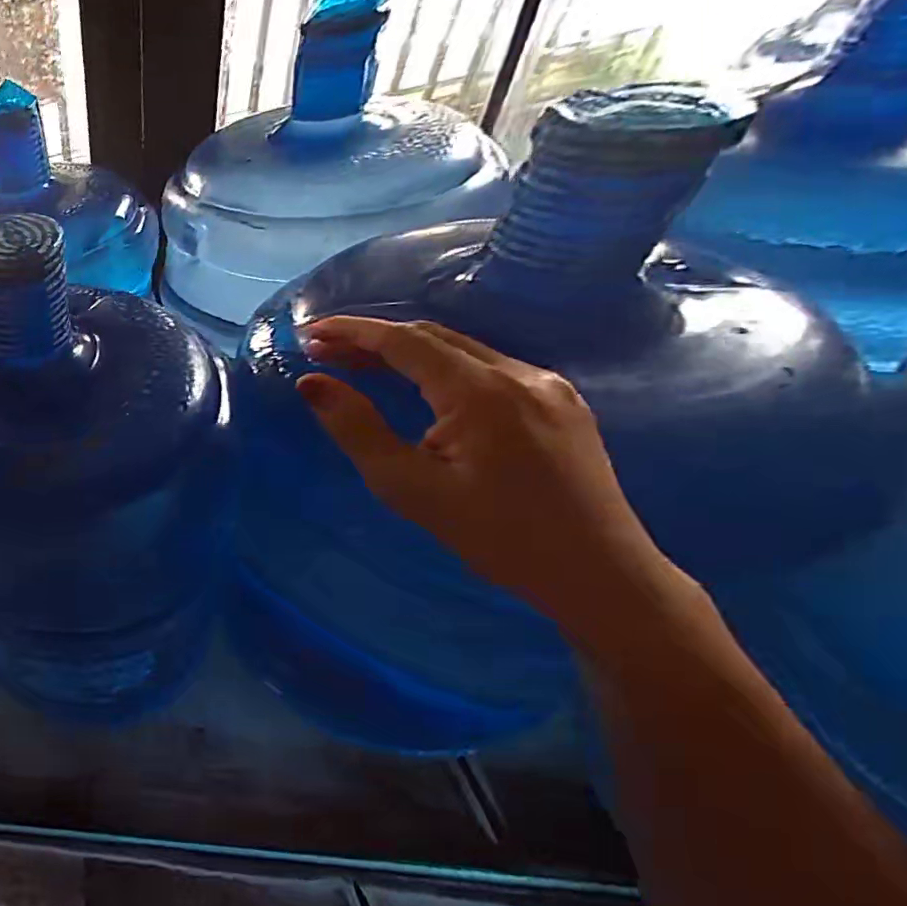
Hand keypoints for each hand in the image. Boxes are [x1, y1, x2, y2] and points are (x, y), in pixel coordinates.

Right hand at [294, 316, 672, 635]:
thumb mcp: (408, 487)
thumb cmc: (494, 536)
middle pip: (432, 337)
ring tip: (358, 365)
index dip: (351, 331)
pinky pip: (487, 367)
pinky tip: (419, 386)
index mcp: (482, 392)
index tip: (308, 333)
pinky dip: (440, 366)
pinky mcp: (560, 401)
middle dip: (372, 338)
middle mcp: (519, 373)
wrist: (598, 575)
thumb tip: (310, 384)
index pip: (403, 341)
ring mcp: (547, 384)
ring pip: (461, 349)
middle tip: (323, 352)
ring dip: (405, 351)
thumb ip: (356, 428)